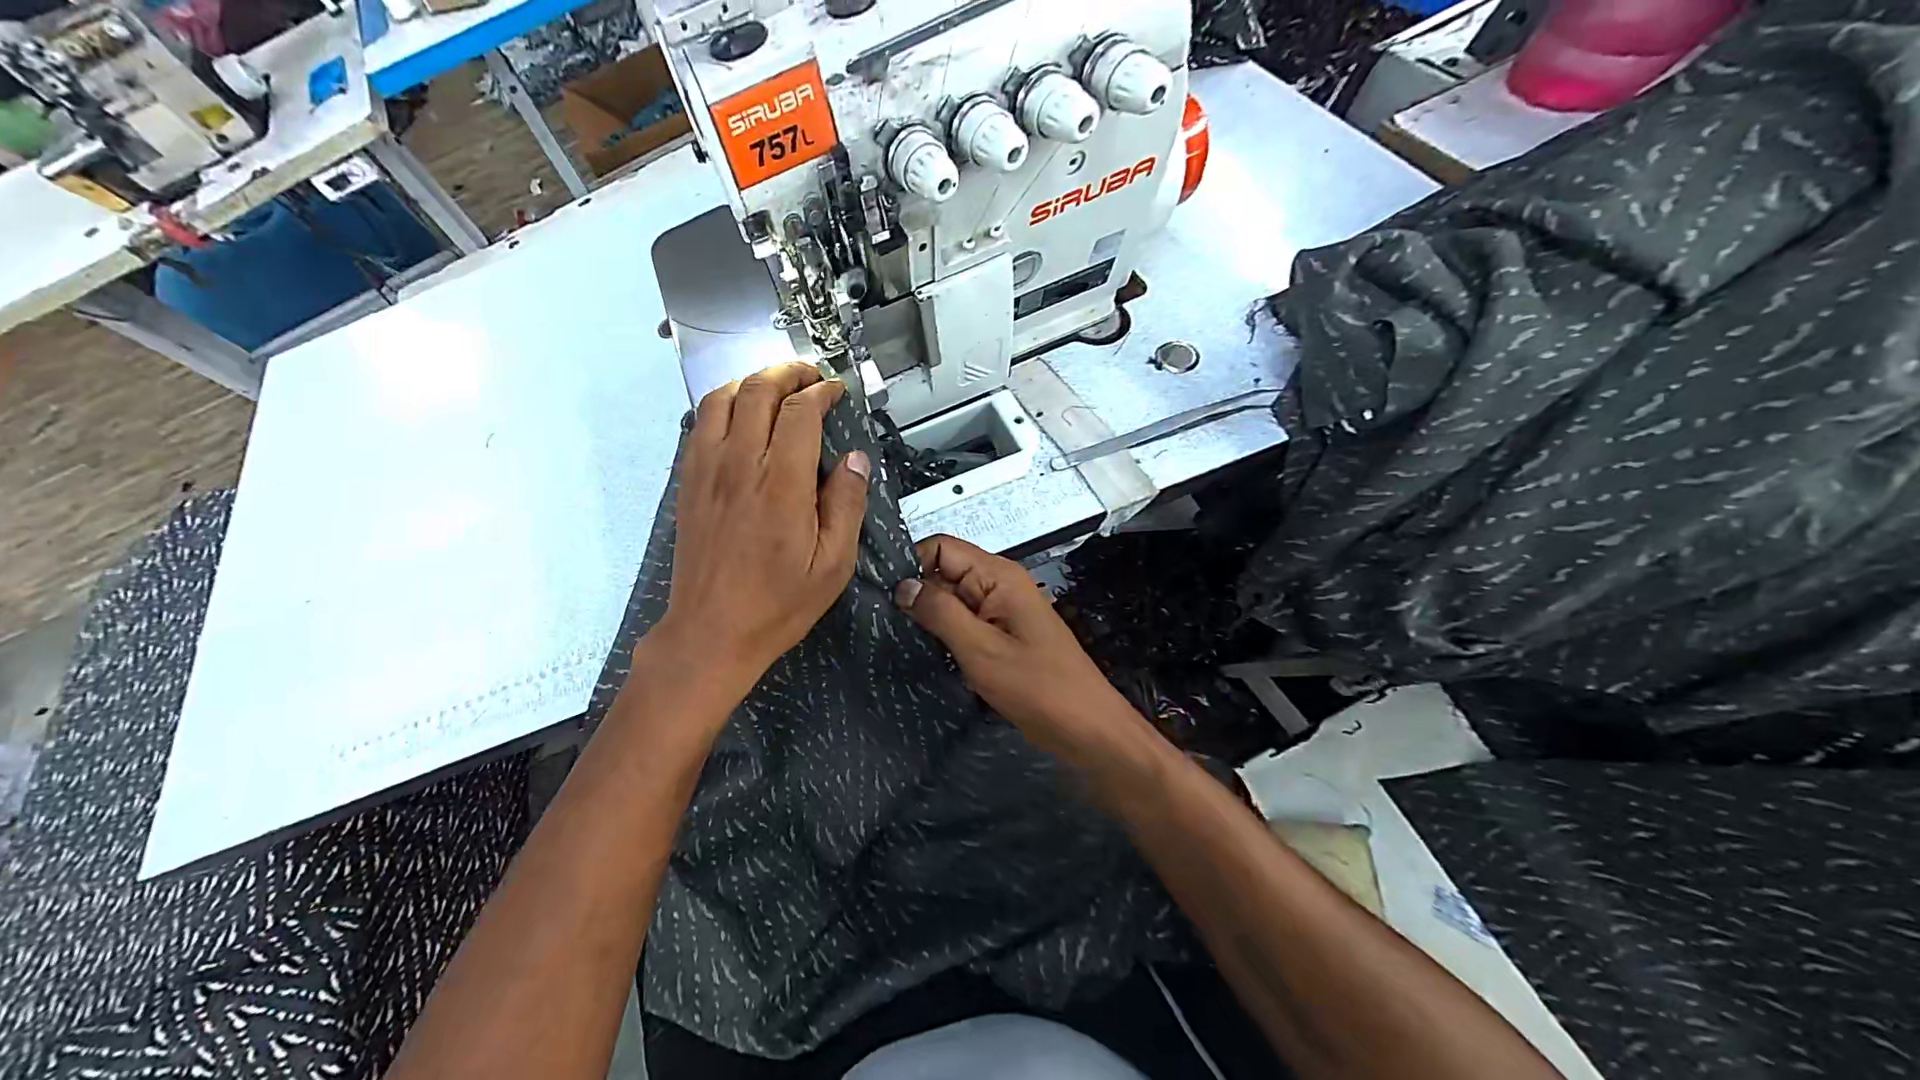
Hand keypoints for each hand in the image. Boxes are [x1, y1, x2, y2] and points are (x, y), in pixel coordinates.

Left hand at [647, 361, 871, 705]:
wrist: (711, 632)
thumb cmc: (777, 604)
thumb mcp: (833, 564)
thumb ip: (846, 504)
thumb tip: (855, 460)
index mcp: (781, 485)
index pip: (800, 413)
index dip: (822, 392)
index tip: (836, 392)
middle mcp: (739, 466)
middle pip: (758, 391)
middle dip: (788, 373)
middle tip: (810, 377)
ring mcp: (706, 471)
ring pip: (722, 399)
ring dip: (752, 381)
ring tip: (776, 387)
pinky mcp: (689, 483)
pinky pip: (700, 424)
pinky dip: (723, 404)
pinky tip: (740, 415)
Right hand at [894, 534, 1138, 759]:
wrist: (1084, 727)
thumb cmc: (1037, 686)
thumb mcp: (981, 649)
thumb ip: (940, 612)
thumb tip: (902, 586)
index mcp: (998, 576)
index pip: (941, 547)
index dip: (911, 565)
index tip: (881, 594)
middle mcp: (999, 585)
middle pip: (944, 572)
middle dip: (916, 594)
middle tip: (883, 622)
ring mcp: (1000, 611)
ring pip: (951, 600)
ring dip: (929, 617)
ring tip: (898, 638)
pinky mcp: (1000, 636)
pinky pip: (964, 623)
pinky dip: (945, 635)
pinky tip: (926, 652)